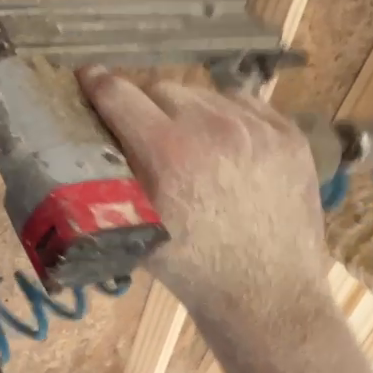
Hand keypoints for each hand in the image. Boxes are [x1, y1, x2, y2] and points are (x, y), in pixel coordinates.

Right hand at [78, 68, 330, 318]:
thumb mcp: (129, 221)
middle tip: (138, 130)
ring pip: (202, 93)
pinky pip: (242, 103)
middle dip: (143, 106)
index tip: (85, 77)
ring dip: (184, 110)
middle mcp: (213, 127)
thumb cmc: (187, 264)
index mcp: (168, 149)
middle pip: (160, 87)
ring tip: (183, 140)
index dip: (96, 82)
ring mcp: (257, 128)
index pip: (119, 93)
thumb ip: (108, 172)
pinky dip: (224, 116)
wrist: (266, 294)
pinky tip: (220, 144)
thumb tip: (84, 133)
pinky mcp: (288, 135)